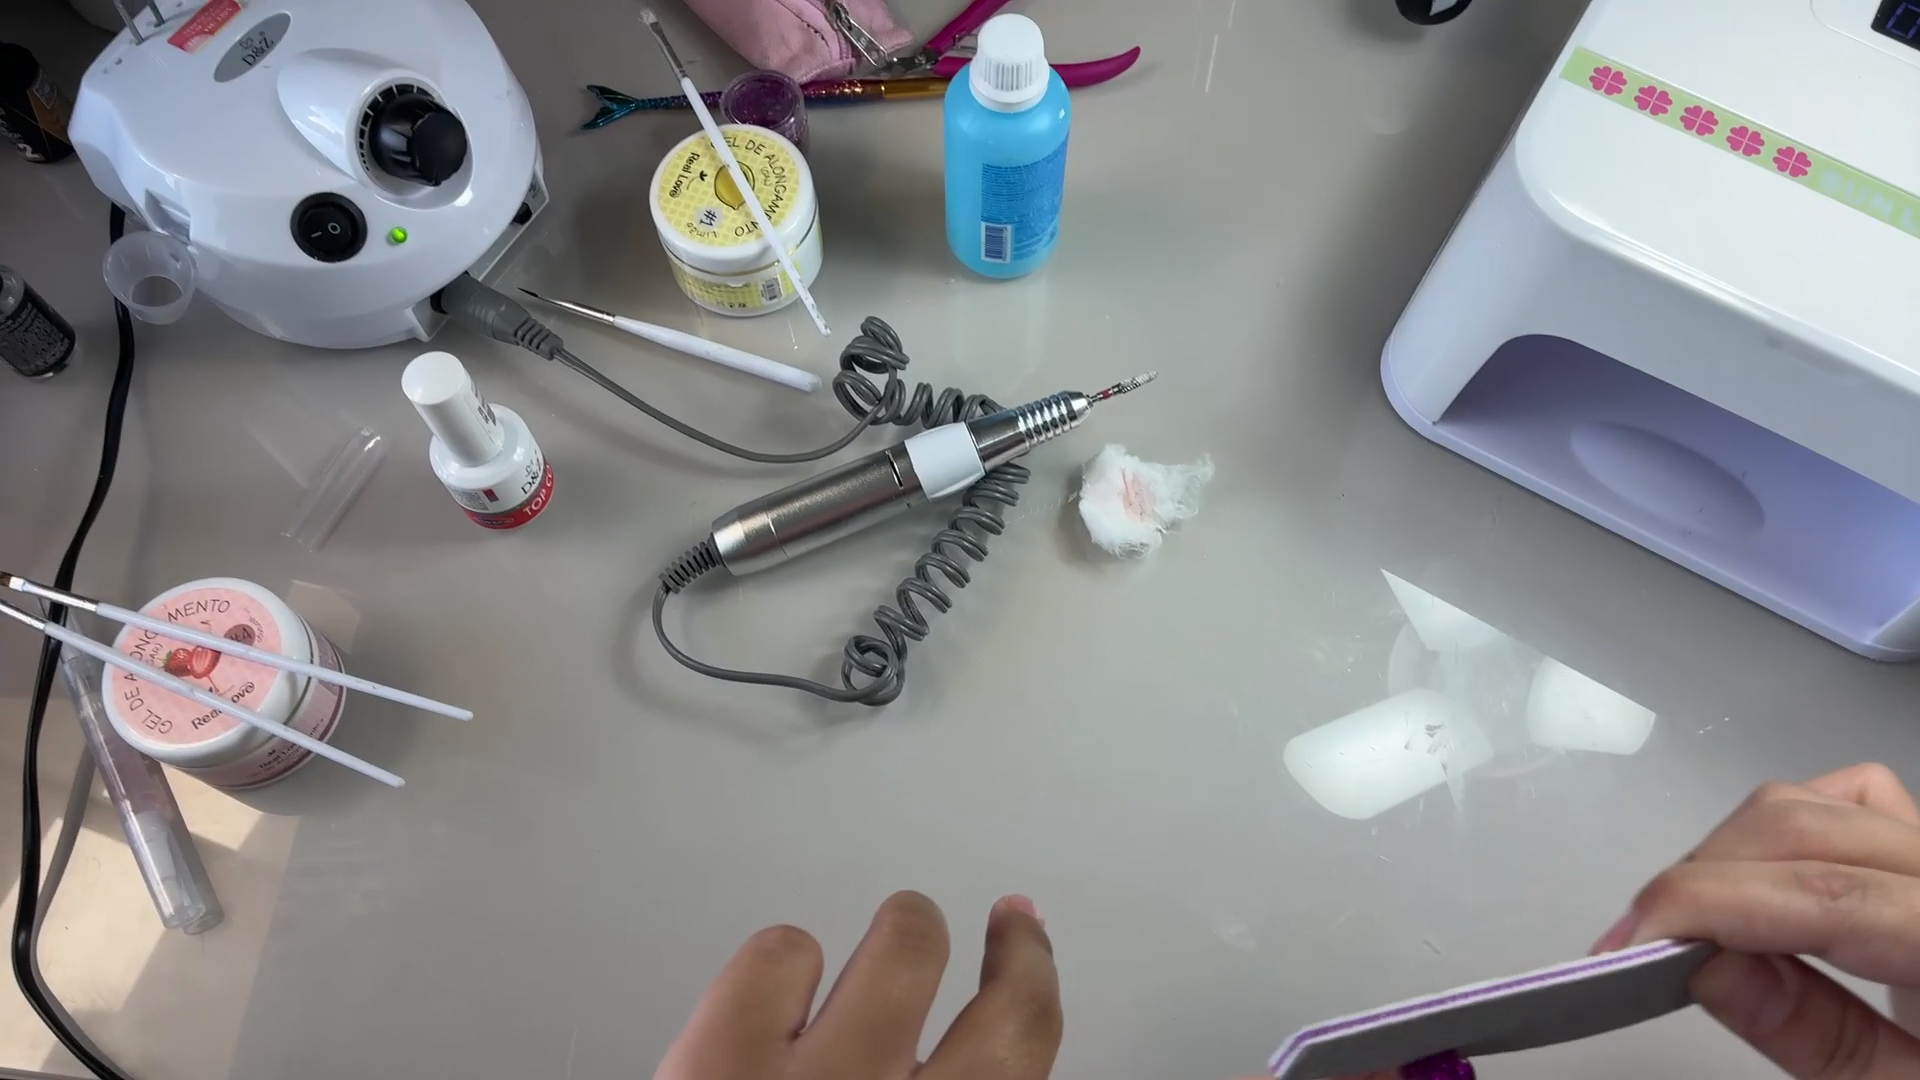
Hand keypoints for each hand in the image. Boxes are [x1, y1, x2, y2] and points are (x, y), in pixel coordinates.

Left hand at [656, 891, 1061, 1079]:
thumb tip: (960, 1067)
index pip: (1030, 1047)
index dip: (1038, 976)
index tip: (1031, 942)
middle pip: (1007, 1000)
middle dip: (1011, 951)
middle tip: (999, 927)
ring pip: (906, 940)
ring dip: (901, 938)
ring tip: (870, 960)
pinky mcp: (720, 1061)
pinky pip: (782, 951)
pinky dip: (781, 964)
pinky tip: (766, 1003)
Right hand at [1593, 763, 1919, 1077]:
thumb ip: (1825, 1042)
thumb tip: (1697, 965)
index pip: (1829, 895)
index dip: (1706, 907)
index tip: (1625, 945)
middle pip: (1802, 830)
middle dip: (1702, 879)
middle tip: (1647, 942)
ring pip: (1810, 803)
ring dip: (1729, 854)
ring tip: (1701, 920)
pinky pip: (1854, 798)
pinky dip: (1786, 825)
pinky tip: (1766, 878)